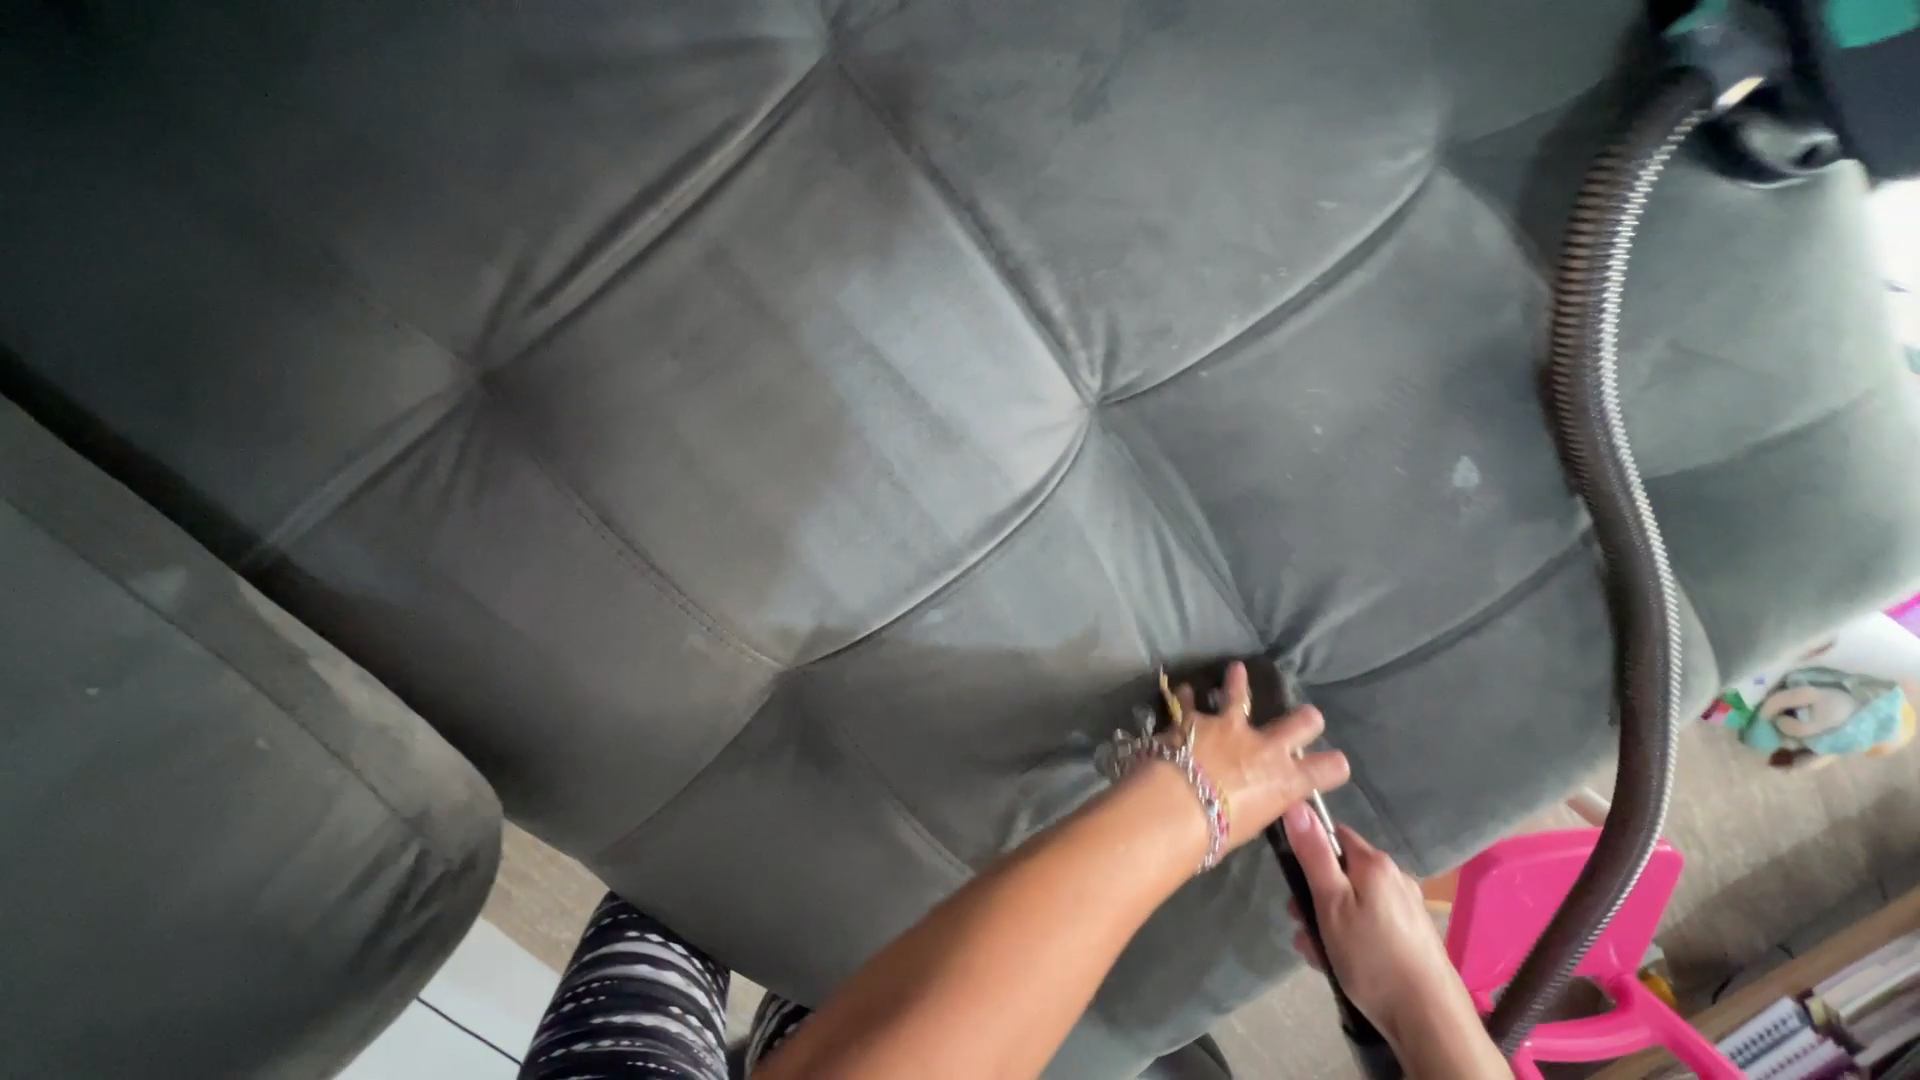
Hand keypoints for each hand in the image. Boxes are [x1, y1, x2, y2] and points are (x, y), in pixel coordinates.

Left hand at [1164, 661, 1350, 856]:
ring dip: (1238, 682)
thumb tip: (1256, 799)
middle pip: (1300, 723)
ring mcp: (1229, 727)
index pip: (1327, 770)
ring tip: (1237, 669)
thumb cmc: (1214, 834)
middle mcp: (1265, 747)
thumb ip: (1258, 803)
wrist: (1176, 807)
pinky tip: (1183, 690)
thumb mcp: (1250, 825)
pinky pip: (1190, 702)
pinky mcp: (1194, 718)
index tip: (1335, 763)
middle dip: (1307, 719)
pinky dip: (1187, 697)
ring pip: (1240, 695)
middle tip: (1308, 715)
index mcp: (1284, 781)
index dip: (1334, 765)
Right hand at [1282, 808, 1479, 1038]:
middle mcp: (1395, 879)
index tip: (1295, 881)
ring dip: (1329, 921)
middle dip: (1315, 896)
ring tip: (1316, 952)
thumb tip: (1296, 803)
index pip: (1333, 834)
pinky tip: (1340, 963)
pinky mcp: (1414, 937)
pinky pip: (1371, 924)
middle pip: (1342, 872)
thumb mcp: (1331, 903)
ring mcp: (1408, 909)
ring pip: (1355, 902)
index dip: (1309, 852)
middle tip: (1300, 925)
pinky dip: (1351, 937)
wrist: (1429, 1021)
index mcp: (1375, 864)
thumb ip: (1313, 853)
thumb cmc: (1372, 957)